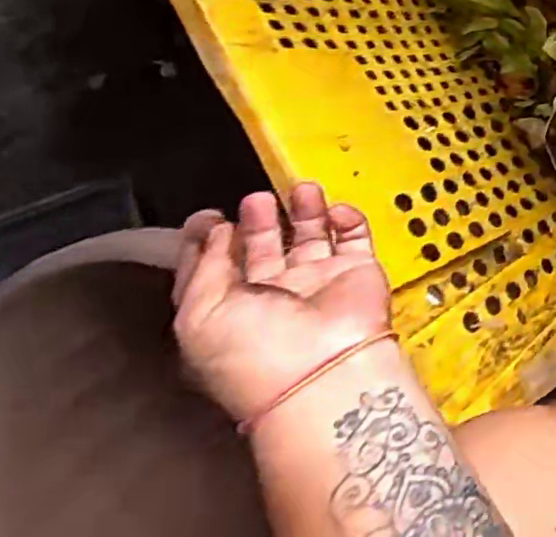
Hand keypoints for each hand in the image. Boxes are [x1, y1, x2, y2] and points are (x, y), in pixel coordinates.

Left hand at [171, 185, 393, 421]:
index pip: (216, 268)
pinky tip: (335, 210)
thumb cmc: (253, 353)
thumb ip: (204, 267)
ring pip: (312, 235)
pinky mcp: (356, 270)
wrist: (322, 365)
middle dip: (259, 220)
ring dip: (305, 210)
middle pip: (265, 247)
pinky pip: (354, 236)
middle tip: (255, 198)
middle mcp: (274, 295)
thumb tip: (214, 233)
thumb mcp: (200, 314)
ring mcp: (317, 281)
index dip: (209, 241)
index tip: (206, 217)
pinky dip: (347, 219)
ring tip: (300, 190)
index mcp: (229, 312)